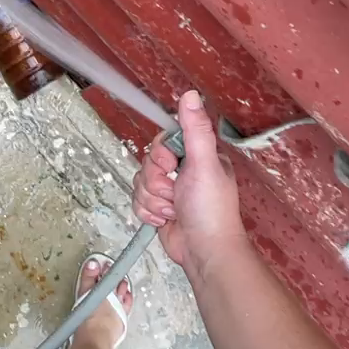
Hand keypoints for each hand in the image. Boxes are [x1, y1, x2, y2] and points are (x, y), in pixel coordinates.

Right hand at [132, 90, 246, 273]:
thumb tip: (190, 95)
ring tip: (173, 210)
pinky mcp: (158, 208)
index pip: (163, 141)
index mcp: (197, 156)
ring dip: (152, 200)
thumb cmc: (211, 211)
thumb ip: (195, 130)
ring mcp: (170, 191)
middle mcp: (183, 171)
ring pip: (139, 182)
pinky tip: (166, 220)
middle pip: (147, 162)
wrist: (205, 252)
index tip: (171, 167)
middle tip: (174, 193)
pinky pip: (137, 201)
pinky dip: (148, 212)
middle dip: (156, 182)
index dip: (160, 155)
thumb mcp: (204, 164)